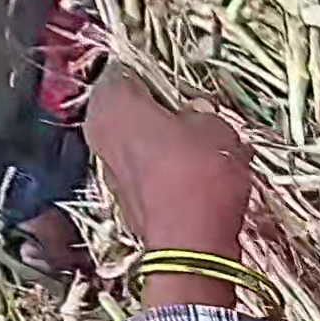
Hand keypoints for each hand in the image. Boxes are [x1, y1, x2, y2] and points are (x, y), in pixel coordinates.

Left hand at [84, 69, 254, 306]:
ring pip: (146, 152)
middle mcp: (100, 134)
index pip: (130, 73)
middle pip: (137, 116)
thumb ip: (208, 118)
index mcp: (111, 101)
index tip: (190, 94)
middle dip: (169, 121)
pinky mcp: (132, 209)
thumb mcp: (218, 132)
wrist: (194, 247)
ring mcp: (112, 176)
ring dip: (174, 154)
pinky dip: (175, 183)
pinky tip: (204, 189)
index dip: (165, 82)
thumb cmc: (199, 177)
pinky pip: (155, 184)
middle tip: (203, 128)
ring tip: (211, 162)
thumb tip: (204, 120)